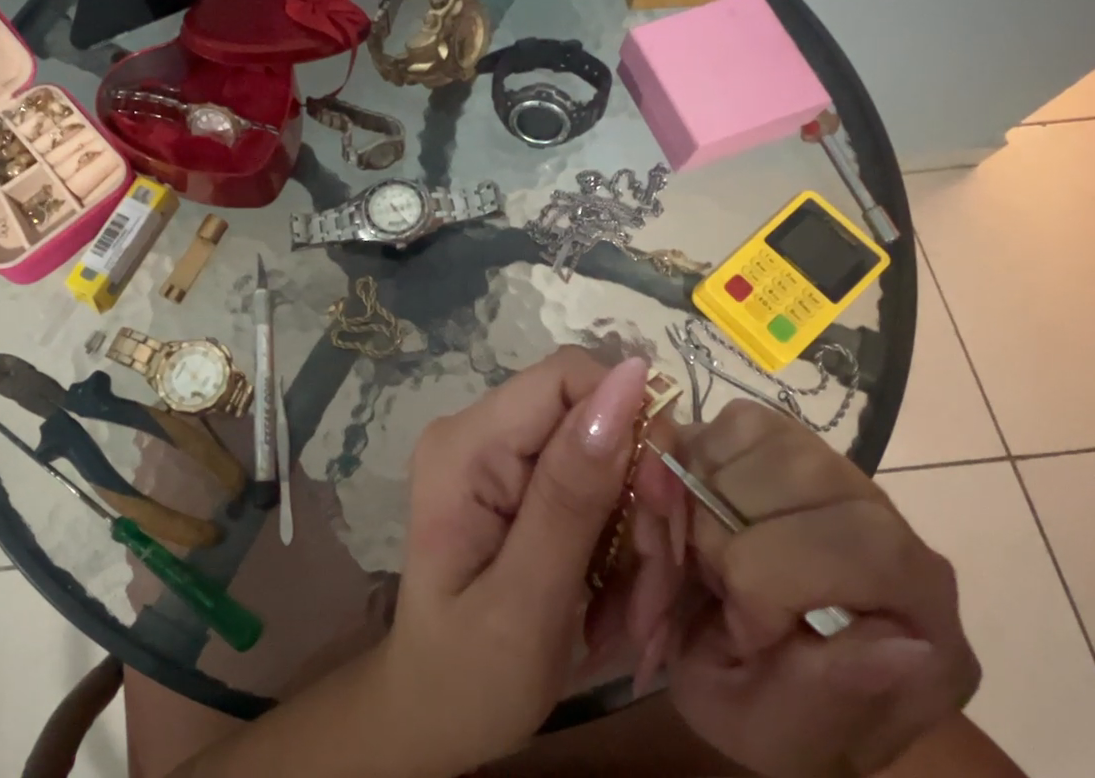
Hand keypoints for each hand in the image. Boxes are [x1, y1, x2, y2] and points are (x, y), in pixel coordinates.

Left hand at [373, 348, 652, 775]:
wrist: (436, 717)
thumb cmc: (470, 677)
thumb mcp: (526, 598)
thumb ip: (572, 492)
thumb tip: (629, 379)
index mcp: (466, 448)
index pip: (569, 377)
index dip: (631, 425)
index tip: (658, 509)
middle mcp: (482, 434)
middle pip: (600, 419)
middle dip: (643, 501)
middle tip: (650, 591)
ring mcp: (506, 459)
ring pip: (616, 460)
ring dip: (644, 538)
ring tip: (633, 617)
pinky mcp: (530, 486)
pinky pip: (606, 491)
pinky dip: (630, 547)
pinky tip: (621, 605)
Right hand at [628, 401, 980, 777]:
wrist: (752, 670)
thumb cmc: (765, 711)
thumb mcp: (780, 730)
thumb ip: (834, 692)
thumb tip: (908, 643)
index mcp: (920, 608)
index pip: (864, 544)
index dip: (770, 576)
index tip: (738, 627)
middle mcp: (893, 527)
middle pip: (806, 474)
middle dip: (723, 526)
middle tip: (705, 578)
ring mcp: (841, 477)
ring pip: (765, 436)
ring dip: (704, 486)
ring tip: (698, 543)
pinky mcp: (791, 449)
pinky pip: (735, 423)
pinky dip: (695, 456)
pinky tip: (693, 506)